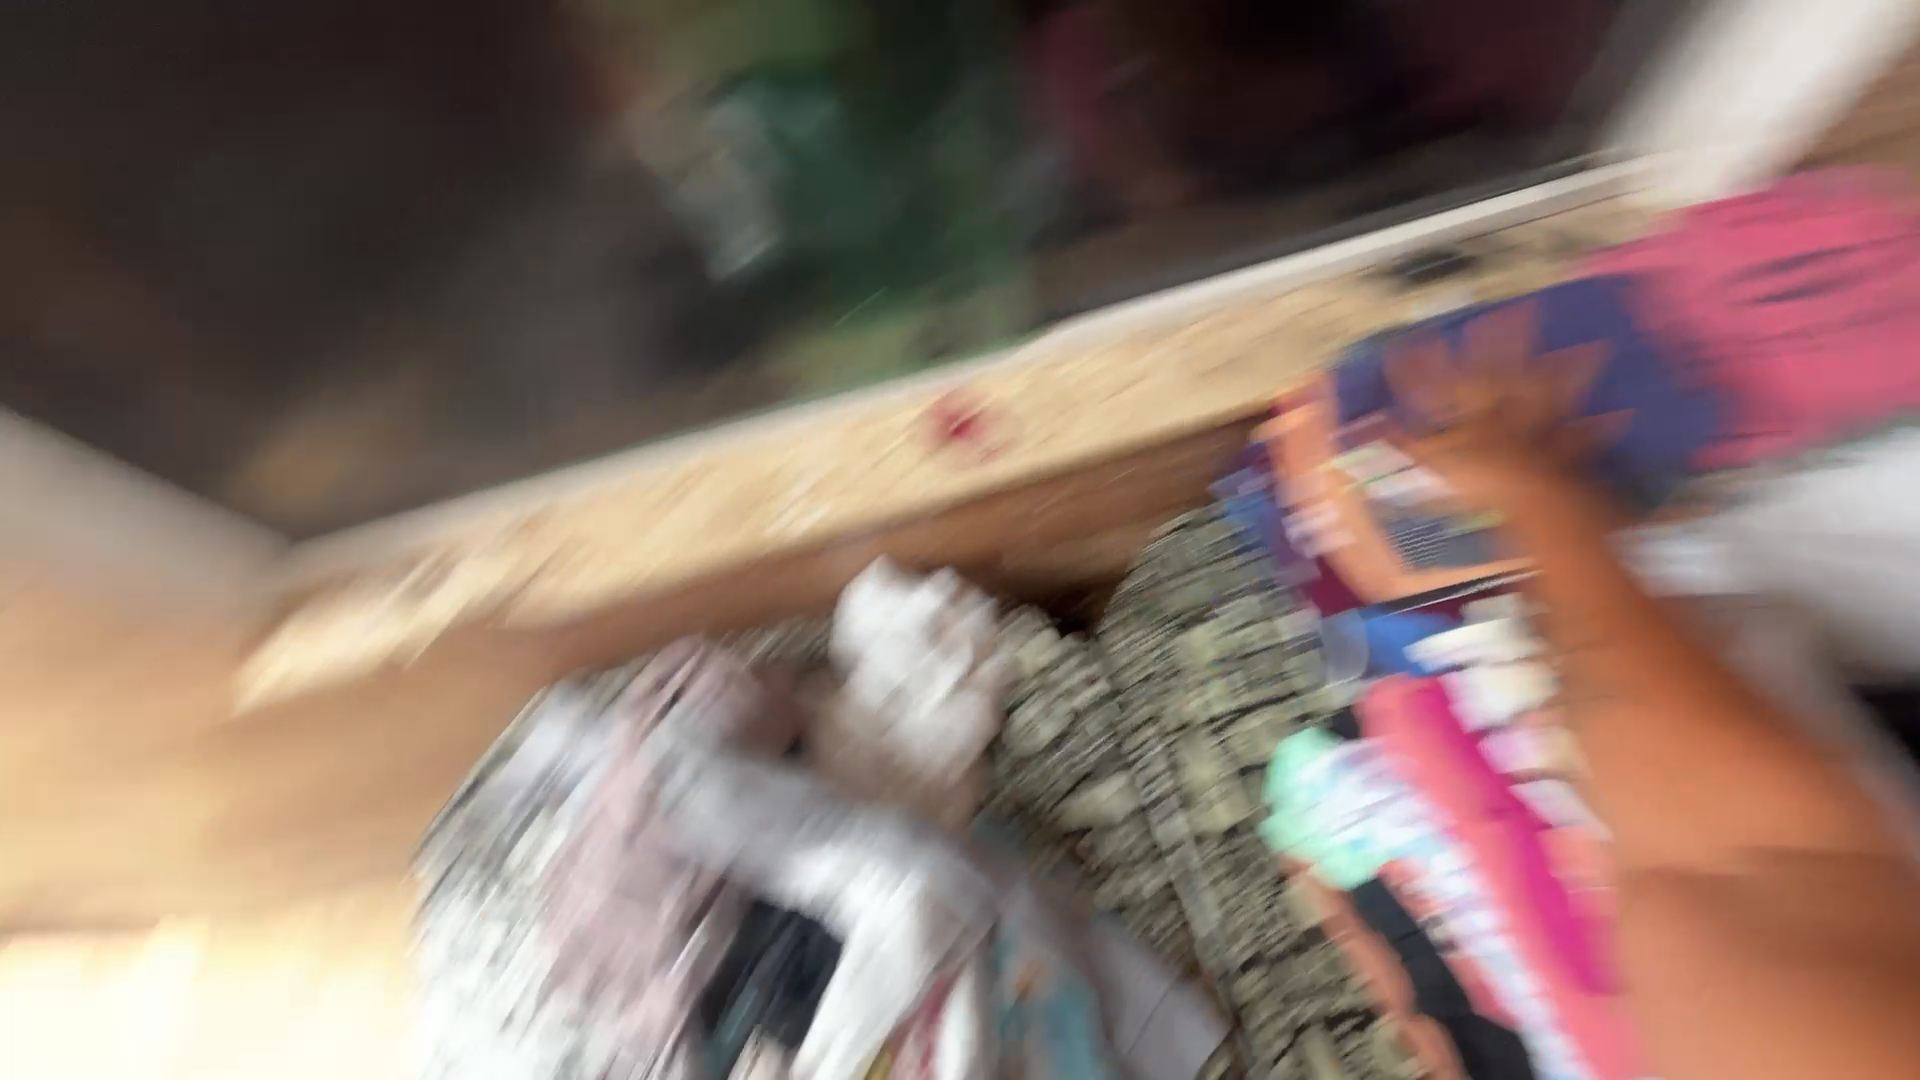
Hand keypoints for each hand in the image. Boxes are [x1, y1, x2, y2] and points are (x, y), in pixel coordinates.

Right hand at [1385, 301, 1630, 513]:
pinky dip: (1601, 424)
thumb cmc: (1479, 481)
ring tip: (1583, 345)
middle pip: (1500, 369)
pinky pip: (1585, 432)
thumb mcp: (1429, 462)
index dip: (1423, 361)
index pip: (1440, 381)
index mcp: (1468, 413)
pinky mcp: (1566, 448)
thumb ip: (1402, 440)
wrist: (1535, 500)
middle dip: (1500, 342)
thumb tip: (1372, 424)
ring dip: (1562, 368)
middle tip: (1508, 309)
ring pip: (1549, 389)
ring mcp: (1539, 425)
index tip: (1412, 340)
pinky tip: (1619, 414)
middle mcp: (1505, 410)